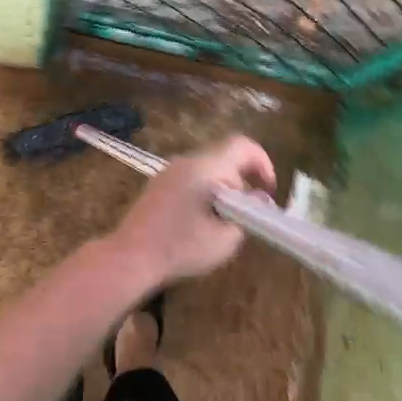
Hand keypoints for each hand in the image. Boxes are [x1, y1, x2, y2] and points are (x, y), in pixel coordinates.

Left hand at [107, 135, 276, 284]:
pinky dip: (206, 192)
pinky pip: (191, 178)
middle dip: (244, 180)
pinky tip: (203, 221)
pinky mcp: (159, 184)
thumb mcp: (226, 237)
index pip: (242, 145)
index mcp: (206, 167)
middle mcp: (187, 161)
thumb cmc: (183, 247)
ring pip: (208, 168)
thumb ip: (249, 214)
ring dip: (225, 187)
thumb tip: (260, 198)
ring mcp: (170, 170)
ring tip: (227, 221)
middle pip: (225, 156)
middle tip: (250, 213)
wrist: (132, 255)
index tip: (269, 191)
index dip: (262, 162)